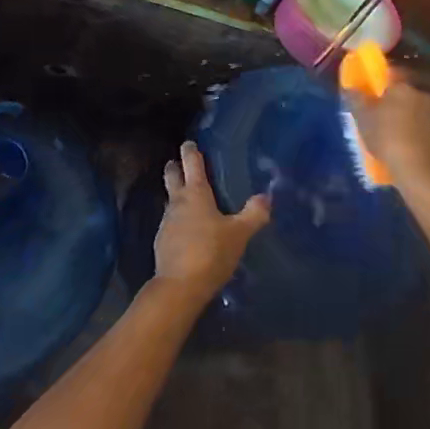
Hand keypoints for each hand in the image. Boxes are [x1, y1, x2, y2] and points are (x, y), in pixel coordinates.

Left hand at [152, 142, 270, 302]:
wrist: (180, 285)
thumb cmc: (211, 252)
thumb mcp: (239, 234)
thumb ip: (254, 214)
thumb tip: (266, 196)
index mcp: (196, 193)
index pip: (191, 162)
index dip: (190, 150)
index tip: (190, 142)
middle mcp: (177, 201)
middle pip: (172, 175)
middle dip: (176, 166)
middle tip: (183, 163)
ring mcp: (166, 220)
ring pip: (170, 199)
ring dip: (177, 194)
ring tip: (191, 198)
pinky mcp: (162, 240)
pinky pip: (171, 221)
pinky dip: (178, 218)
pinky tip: (188, 228)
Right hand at [346, 81, 429, 193]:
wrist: (419, 169)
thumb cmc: (386, 138)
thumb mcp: (362, 119)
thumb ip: (356, 99)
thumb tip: (350, 87)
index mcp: (401, 87)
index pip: (391, 75)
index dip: (381, 85)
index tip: (373, 95)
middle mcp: (422, 94)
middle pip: (405, 93)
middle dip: (395, 102)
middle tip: (382, 117)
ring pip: (418, 110)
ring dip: (409, 117)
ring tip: (397, 135)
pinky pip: (428, 126)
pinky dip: (420, 132)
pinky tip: (412, 145)